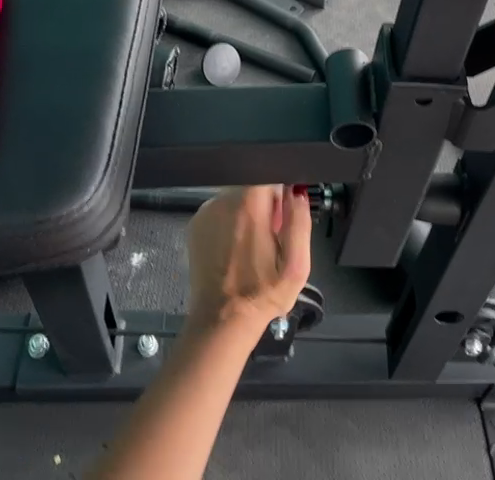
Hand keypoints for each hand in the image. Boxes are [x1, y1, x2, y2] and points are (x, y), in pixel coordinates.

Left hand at [184, 185, 312, 338]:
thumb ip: (299, 221)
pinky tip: (234, 249)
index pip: (269, 174)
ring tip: (253, 246)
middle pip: (251, 185)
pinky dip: (229, 223)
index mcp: (250, 205)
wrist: (222, 320)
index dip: (280, 190)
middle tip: (271, 235)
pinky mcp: (195, 225)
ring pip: (234, 199)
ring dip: (247, 214)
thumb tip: (297, 192)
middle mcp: (223, 200)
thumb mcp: (297, 264)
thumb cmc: (263, 294)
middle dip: (265, 204)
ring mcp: (205, 212)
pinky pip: (219, 212)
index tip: (284, 212)